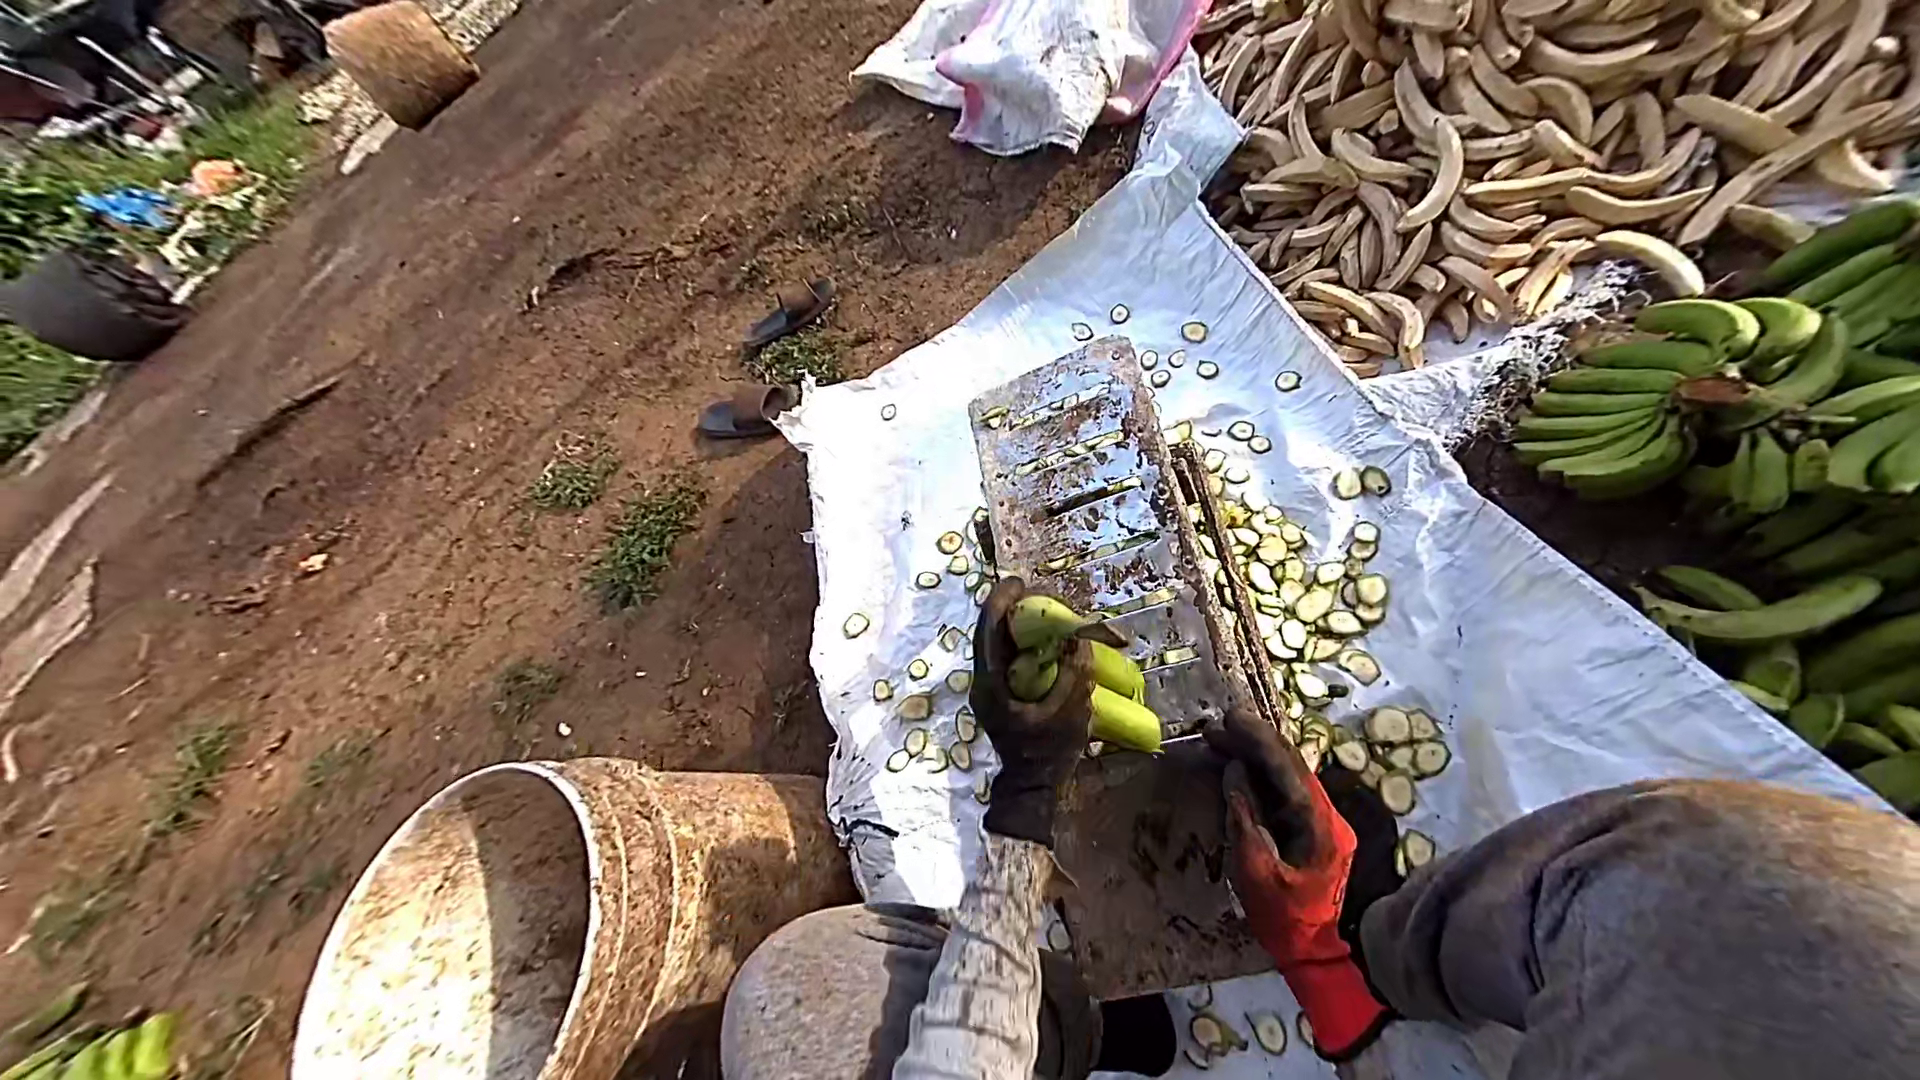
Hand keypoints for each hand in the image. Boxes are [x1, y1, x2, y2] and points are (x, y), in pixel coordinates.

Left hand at [970, 578, 1094, 846]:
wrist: (1031, 790)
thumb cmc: (1048, 755)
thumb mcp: (1069, 715)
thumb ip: (1074, 677)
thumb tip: (1078, 643)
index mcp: (990, 682)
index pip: (987, 630)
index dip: (1001, 601)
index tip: (1019, 582)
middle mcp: (983, 681)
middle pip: (992, 632)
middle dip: (1014, 610)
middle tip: (1041, 597)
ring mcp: (989, 689)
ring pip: (998, 644)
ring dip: (1019, 626)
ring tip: (1046, 615)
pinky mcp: (998, 695)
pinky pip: (1008, 659)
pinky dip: (1025, 645)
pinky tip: (1047, 644)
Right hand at [1204, 707, 1394, 1059]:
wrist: (1321, 956)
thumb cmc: (1285, 918)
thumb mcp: (1256, 871)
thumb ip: (1244, 817)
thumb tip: (1234, 771)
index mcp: (1317, 823)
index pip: (1287, 767)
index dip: (1257, 739)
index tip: (1229, 719)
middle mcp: (1326, 813)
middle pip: (1290, 763)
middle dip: (1253, 739)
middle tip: (1217, 725)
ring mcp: (1322, 819)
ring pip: (1288, 772)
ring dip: (1255, 753)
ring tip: (1220, 739)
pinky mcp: (1312, 826)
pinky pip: (1284, 787)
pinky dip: (1260, 770)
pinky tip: (1238, 764)